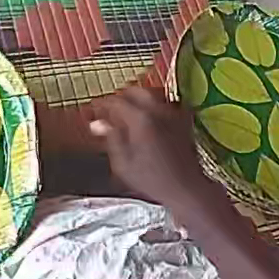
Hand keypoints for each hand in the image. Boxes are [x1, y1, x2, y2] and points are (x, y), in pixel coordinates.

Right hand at [89, 86, 223, 212]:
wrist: (186, 188)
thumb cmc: (152, 180)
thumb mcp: (124, 164)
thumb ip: (111, 139)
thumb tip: (98, 124)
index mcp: (141, 119)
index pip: (115, 102)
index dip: (101, 104)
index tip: (93, 110)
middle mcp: (159, 110)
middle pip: (135, 91)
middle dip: (120, 97)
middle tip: (109, 109)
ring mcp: (173, 114)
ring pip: (151, 95)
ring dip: (136, 99)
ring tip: (125, 113)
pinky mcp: (183, 120)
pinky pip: (164, 104)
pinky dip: (151, 106)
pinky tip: (146, 120)